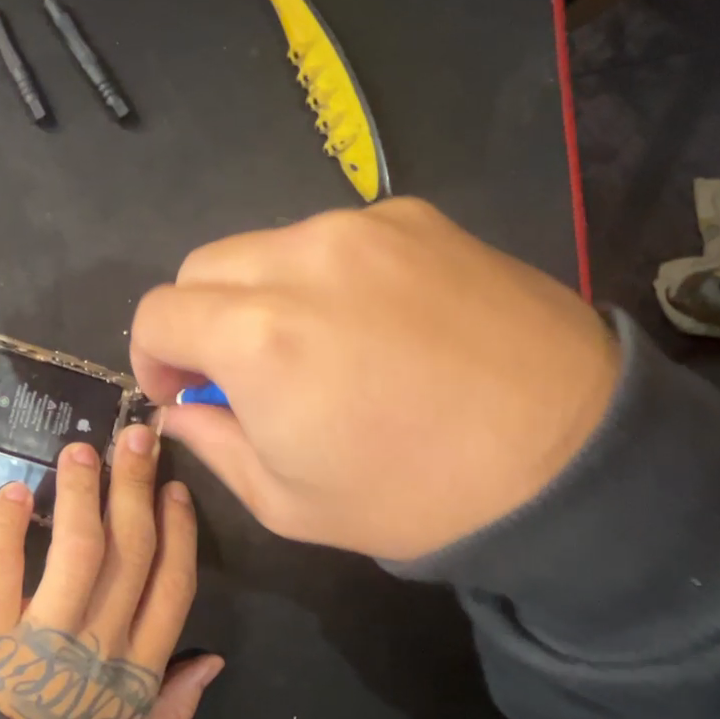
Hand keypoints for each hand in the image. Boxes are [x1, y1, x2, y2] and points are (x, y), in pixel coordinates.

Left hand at [0, 427, 219, 718]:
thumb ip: (178, 710)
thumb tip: (213, 659)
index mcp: (141, 669)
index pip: (171, 584)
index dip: (177, 531)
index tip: (174, 491)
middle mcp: (101, 639)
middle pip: (130, 550)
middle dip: (135, 488)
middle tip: (135, 435)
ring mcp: (45, 632)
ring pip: (76, 547)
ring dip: (81, 493)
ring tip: (81, 451)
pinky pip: (1, 566)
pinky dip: (6, 526)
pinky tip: (13, 491)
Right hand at [129, 197, 621, 559]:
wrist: (568, 458)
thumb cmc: (411, 494)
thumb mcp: (284, 499)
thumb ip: (210, 443)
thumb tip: (179, 409)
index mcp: (257, 338)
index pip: (157, 313)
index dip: (151, 357)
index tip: (182, 393)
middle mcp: (302, 260)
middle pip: (200, 267)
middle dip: (196, 320)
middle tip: (234, 373)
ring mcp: (365, 229)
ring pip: (264, 246)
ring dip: (255, 294)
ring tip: (307, 347)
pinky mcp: (419, 219)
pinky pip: (331, 237)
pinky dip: (318, 275)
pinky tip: (366, 323)